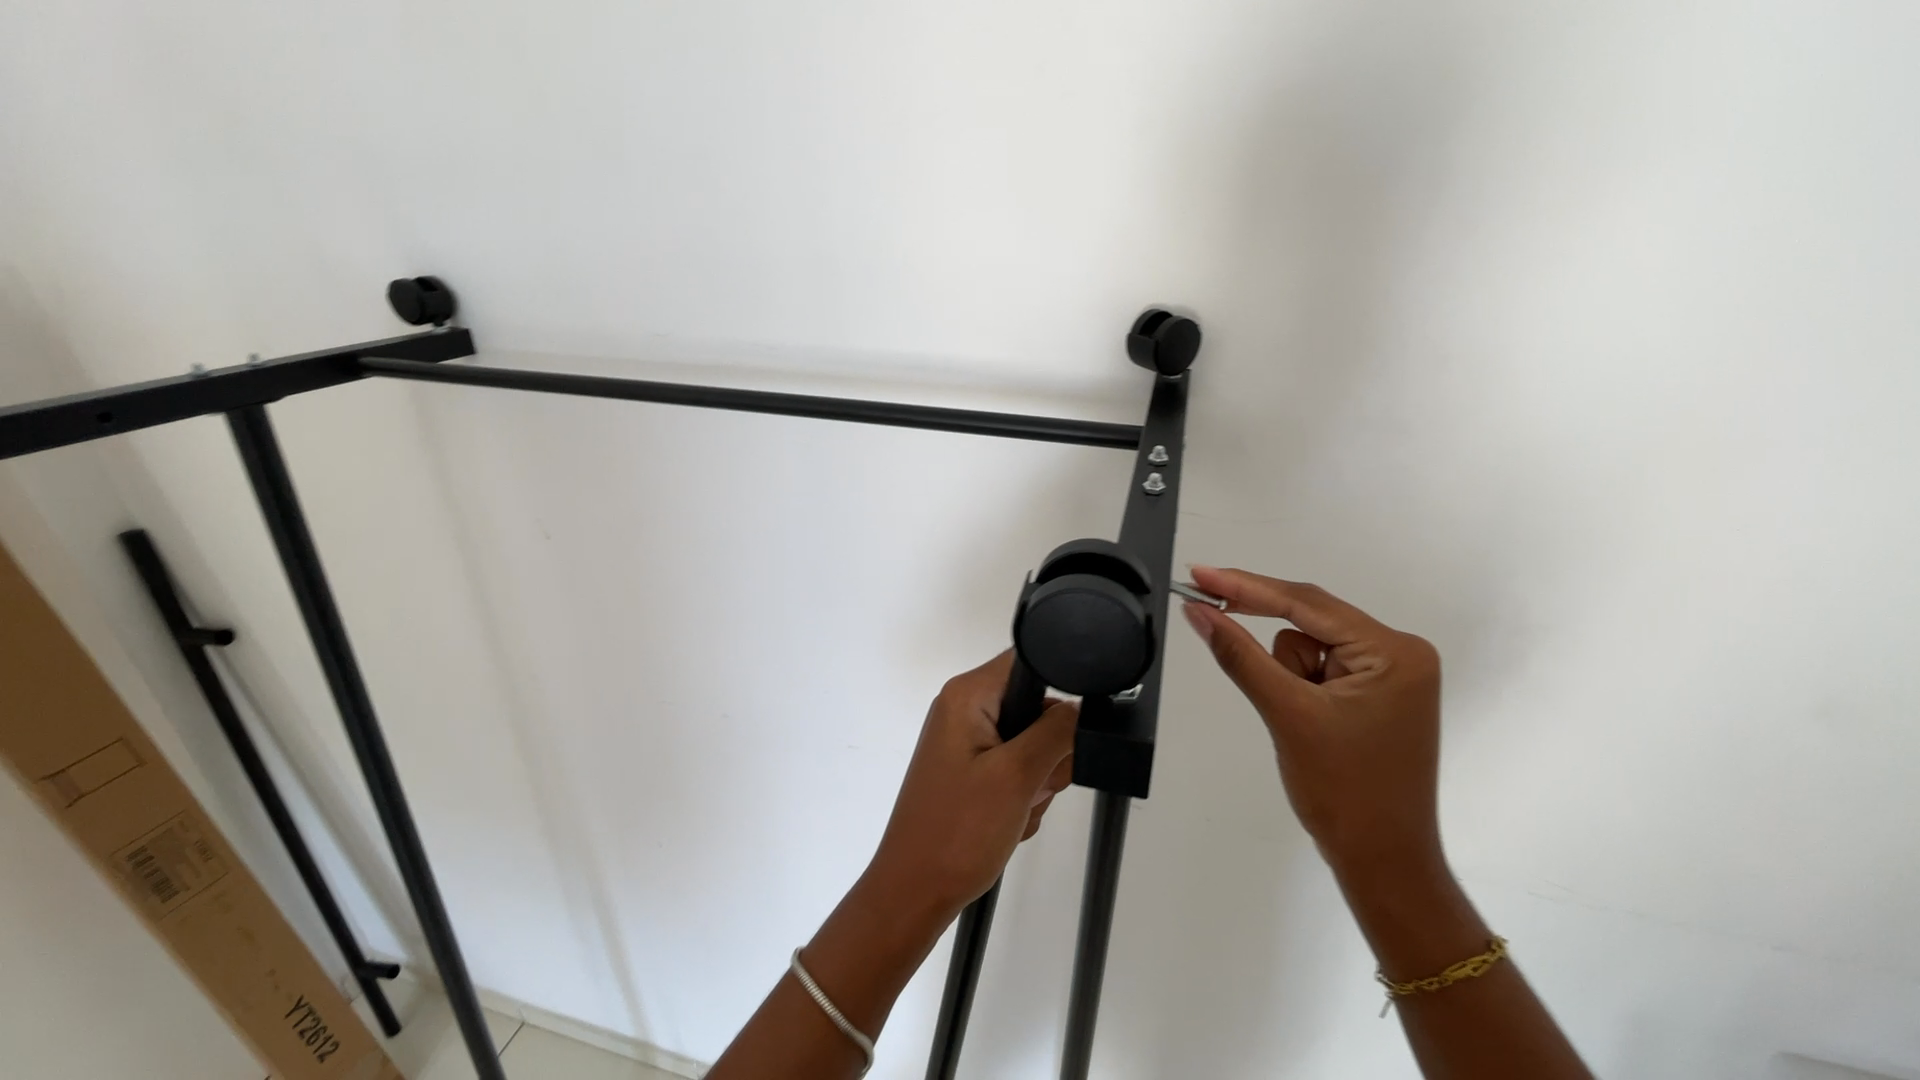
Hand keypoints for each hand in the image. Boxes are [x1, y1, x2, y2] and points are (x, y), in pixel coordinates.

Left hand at [865, 651, 1077, 920]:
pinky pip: (1016, 771)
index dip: (1057, 693)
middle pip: (1035, 709)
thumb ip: (1056, 732)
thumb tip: (1079, 708)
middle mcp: (963, 710)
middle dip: (1047, 752)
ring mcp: (965, 744)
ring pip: (1031, 746)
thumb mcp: (1018, 776)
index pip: (1029, 663)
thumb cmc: (957, 832)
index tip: (1060, 735)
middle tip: (1031, 784)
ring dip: (1037, 781)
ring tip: (1016, 809)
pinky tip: (1009, 821)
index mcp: (966, 696)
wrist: (915, 892)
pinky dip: (1022, 796)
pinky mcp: (970, 773)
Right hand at [1181, 567, 1442, 874]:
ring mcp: (1391, 676)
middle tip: (1212, 622)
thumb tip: (1200, 612)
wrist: (1382, 861)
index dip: (1246, 587)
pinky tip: (1309, 726)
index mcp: (1393, 651)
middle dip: (1273, 646)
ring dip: (1289, 677)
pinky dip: (1300, 689)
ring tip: (1299, 724)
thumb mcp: (1286, 714)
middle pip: (1310, 623)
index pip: (1307, 604)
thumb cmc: (1342, 791)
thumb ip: (1240, 655)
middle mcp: (1400, 653)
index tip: (1200, 574)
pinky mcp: (1377, 696)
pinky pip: (1321, 670)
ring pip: (1310, 649)